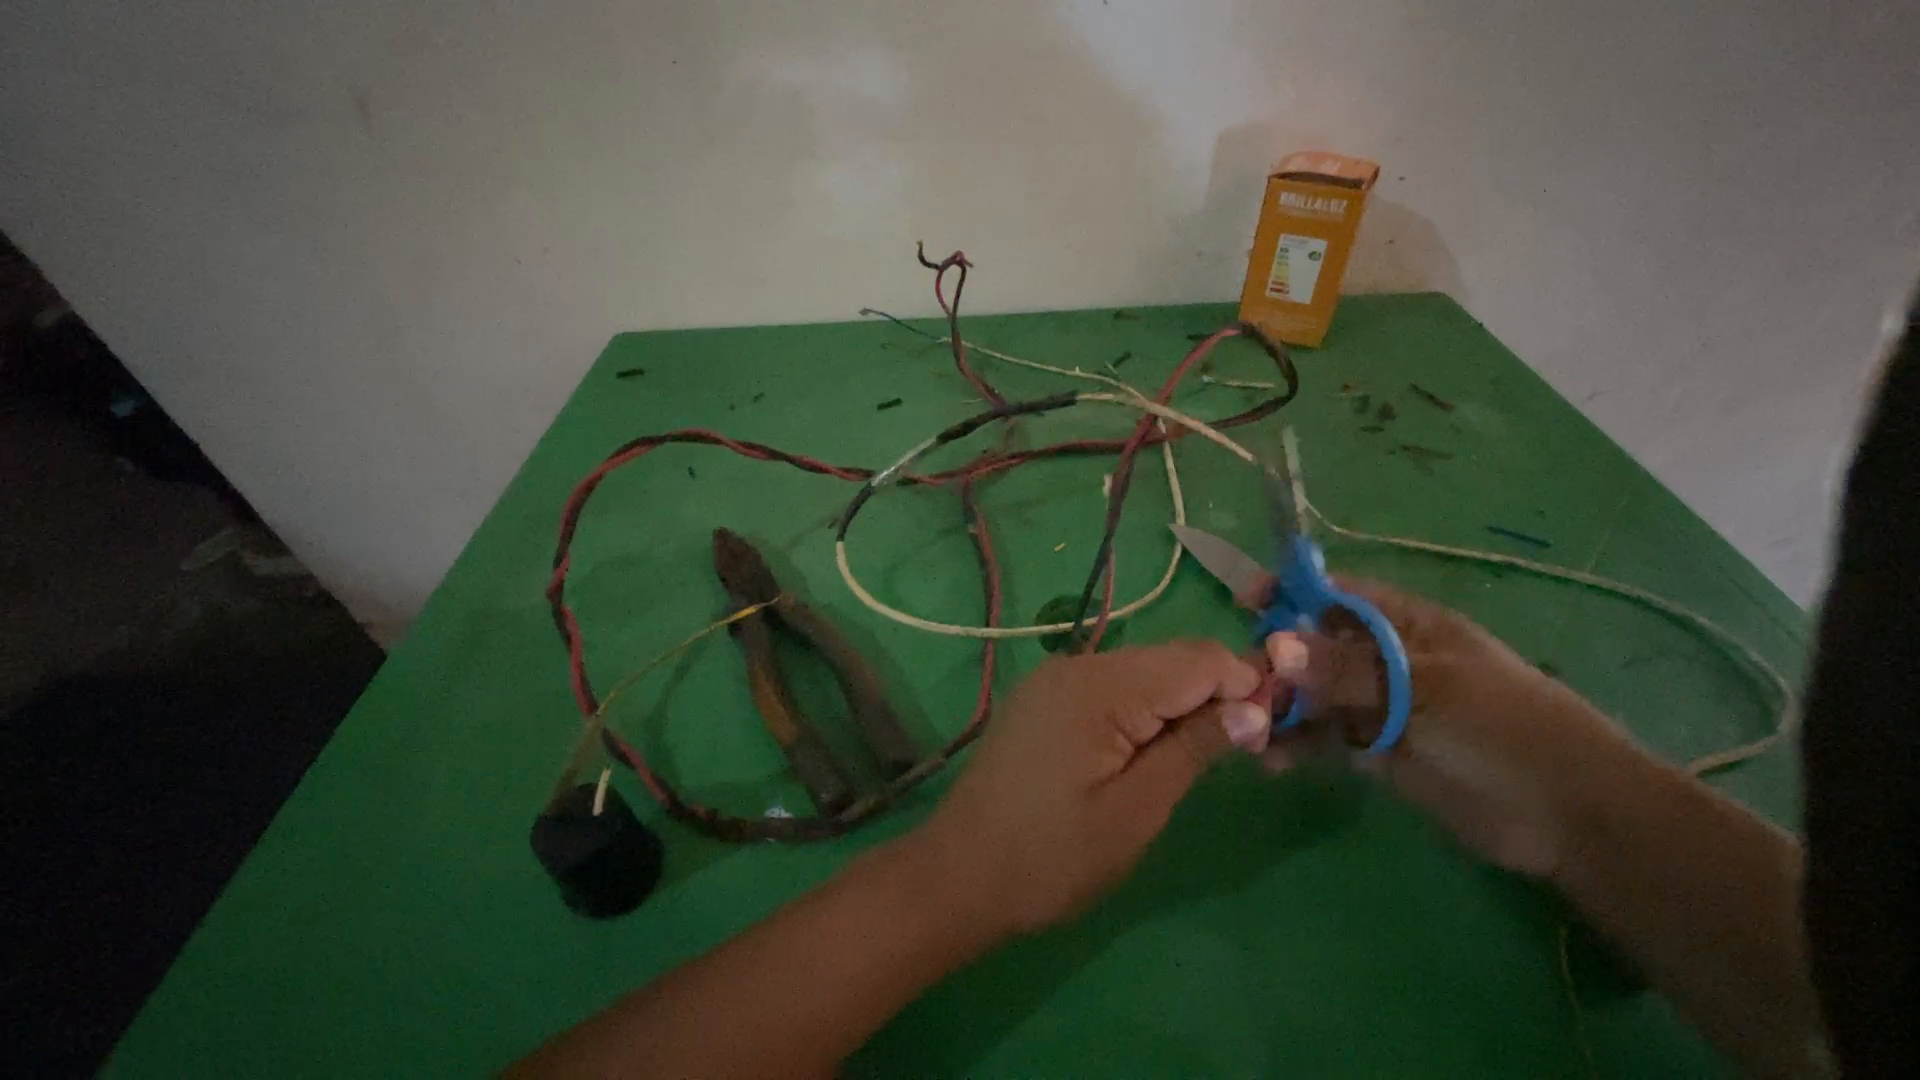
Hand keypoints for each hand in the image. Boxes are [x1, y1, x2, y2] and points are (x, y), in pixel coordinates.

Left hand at [910, 641, 1266, 935]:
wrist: (958, 875)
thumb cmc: (1051, 856)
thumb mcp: (1136, 810)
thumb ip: (1194, 748)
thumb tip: (1255, 708)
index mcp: (1101, 685)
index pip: (1197, 659)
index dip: (1245, 684)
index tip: (1274, 728)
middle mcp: (1076, 665)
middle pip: (1170, 659)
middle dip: (1216, 691)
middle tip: (1245, 747)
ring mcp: (1054, 679)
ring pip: (1142, 672)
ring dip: (1181, 702)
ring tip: (1204, 753)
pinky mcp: (1044, 700)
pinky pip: (1111, 688)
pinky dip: (1144, 709)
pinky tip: (1153, 748)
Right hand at [1239, 579, 1646, 878]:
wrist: (1567, 815)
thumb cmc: (1503, 727)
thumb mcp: (1426, 688)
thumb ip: (1347, 669)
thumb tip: (1274, 644)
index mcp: (1405, 625)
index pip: (1336, 594)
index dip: (1291, 591)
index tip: (1243, 601)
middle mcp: (1385, 660)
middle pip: (1313, 648)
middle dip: (1275, 662)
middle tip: (1241, 688)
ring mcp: (1380, 706)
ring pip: (1313, 697)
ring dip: (1280, 709)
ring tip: (1250, 733)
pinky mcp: (1376, 752)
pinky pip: (1323, 739)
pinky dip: (1295, 745)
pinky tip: (1272, 761)